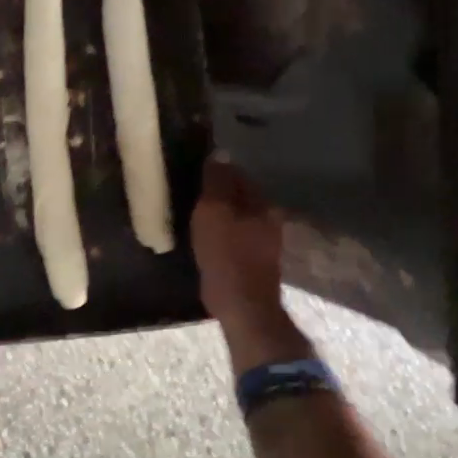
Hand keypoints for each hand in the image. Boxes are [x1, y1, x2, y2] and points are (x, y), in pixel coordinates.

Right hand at [191, 154, 289, 335]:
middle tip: (188, 192)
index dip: (214, 170)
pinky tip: (203, 235)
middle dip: (217, 192)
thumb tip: (220, 153)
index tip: (191, 172)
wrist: (242, 303)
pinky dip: (219, 231)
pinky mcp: (253, 260)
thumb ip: (217, 181)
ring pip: (236, 216)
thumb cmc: (225, 252)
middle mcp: (269, 219)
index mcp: (263, 204)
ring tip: (192, 213)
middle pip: (238, 195)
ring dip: (218, 213)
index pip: (237, 174)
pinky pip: (233, 234)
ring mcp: (264, 241)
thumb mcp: (214, 210)